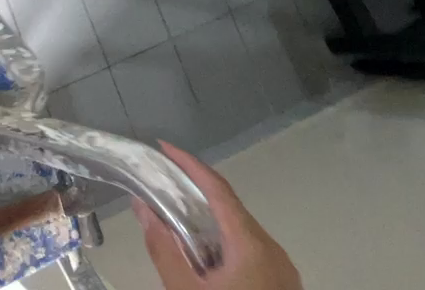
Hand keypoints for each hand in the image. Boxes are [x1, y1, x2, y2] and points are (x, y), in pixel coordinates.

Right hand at [134, 142, 300, 289]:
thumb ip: (162, 248)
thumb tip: (141, 206)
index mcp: (253, 247)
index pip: (218, 189)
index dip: (190, 164)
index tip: (162, 147)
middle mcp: (274, 251)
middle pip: (231, 207)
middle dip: (195, 189)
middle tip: (161, 179)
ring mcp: (283, 271)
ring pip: (241, 229)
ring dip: (208, 216)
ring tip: (175, 213)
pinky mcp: (282, 287)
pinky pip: (249, 249)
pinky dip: (222, 239)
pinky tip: (202, 251)